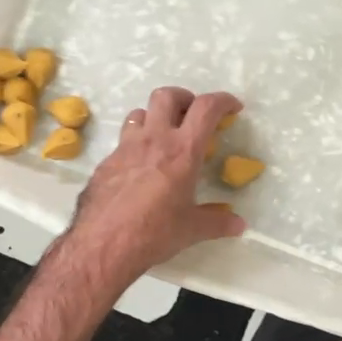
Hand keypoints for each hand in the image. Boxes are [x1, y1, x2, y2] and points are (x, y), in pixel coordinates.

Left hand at [67, 86, 245, 283]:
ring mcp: (125, 148)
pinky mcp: (106, 163)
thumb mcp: (191, 230)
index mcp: (182, 151)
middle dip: (183, 98)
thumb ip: (217, 222)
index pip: (205, 109)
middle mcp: (153, 140)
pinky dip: (136, 146)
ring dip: (155, 118)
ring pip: (139, 113)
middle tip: (192, 116)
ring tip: (163, 138)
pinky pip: (122, 142)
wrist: (102, 245)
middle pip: (166, 96)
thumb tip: (239, 224)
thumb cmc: (154, 233)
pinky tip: (139, 170)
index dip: (223, 100)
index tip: (232, 107)